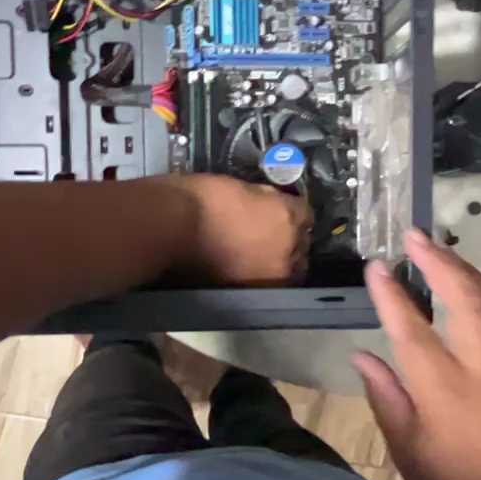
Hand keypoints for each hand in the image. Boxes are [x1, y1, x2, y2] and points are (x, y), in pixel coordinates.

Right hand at [167, 175, 312, 285]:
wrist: (173, 227)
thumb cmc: (203, 199)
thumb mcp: (244, 187)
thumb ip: (266, 200)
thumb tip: (273, 204)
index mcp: (289, 216)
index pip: (307, 215)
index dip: (293, 214)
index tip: (282, 214)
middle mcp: (290, 248)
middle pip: (302, 245)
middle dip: (291, 239)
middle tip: (271, 236)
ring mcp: (274, 273)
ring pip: (290, 269)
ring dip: (280, 262)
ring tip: (261, 256)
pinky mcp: (255, 292)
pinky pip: (268, 284)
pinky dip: (261, 277)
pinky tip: (248, 269)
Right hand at [352, 227, 480, 479]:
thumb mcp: (404, 446)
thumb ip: (384, 393)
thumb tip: (361, 353)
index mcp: (445, 391)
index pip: (413, 328)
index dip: (391, 294)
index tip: (376, 266)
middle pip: (466, 298)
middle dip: (439, 261)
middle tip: (416, 236)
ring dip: (469, 271)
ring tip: (443, 253)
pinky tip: (478, 289)